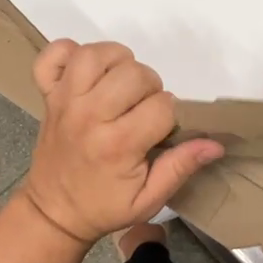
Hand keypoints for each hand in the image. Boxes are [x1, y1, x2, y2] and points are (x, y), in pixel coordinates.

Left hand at [20, 40, 224, 244]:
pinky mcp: (48, 94)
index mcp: (117, 145)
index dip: (169, 114)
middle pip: (133, 72)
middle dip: (149, 87)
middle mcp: (89, 115)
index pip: (161, 105)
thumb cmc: (104, 206)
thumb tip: (215, 144)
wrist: (53, 211)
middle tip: (143, 110)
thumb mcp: (149, 200)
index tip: (160, 131)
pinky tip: (87, 72)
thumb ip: (180, 168)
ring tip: (121, 84)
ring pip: (96, 54)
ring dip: (118, 62)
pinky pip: (55, 54)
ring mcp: (64, 101)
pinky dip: (70, 52)